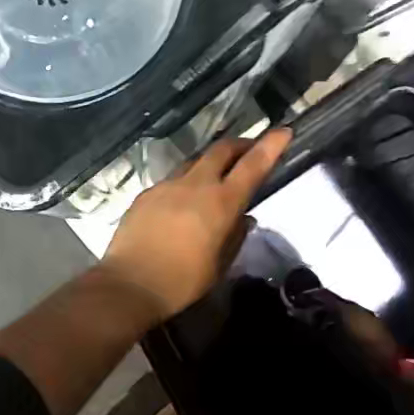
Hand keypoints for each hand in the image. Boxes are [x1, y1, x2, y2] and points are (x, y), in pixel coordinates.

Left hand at [98, 129, 292, 322]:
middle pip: (221, 150)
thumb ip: (235, 236)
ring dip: (211, 163)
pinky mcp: (146, 194)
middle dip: (239, 145)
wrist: (131, 283)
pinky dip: (186, 183)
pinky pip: (172, 180)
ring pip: (195, 162)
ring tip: (216, 175)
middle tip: (248, 151)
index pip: (253, 164)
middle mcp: (196, 185)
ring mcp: (168, 185)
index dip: (270, 145)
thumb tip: (244, 218)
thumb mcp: (219, 264)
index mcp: (221, 202)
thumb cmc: (183, 281)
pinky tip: (182, 203)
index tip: (282, 131)